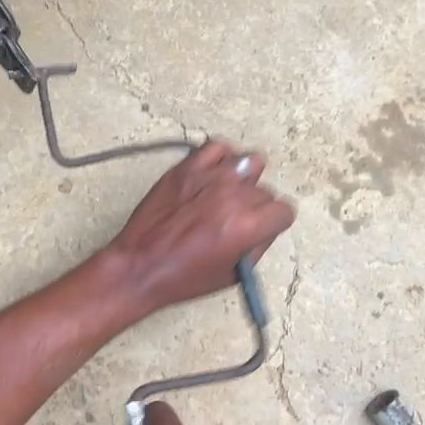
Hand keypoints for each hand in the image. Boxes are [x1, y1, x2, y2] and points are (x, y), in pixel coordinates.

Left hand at [100, 140, 294, 313]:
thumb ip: (258, 245)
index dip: (274, 223)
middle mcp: (233, 195)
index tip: (261, 229)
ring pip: (248, 162)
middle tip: (234, 220)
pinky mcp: (187, 167)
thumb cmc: (185, 276)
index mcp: (248, 225)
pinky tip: (214, 173)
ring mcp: (209, 177)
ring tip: (226, 194)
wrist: (141, 264)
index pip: (284, 210)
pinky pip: (216, 147)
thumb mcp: (233, 273)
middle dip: (255, 206)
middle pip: (264, 191)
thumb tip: (266, 226)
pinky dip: (221, 157)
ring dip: (242, 179)